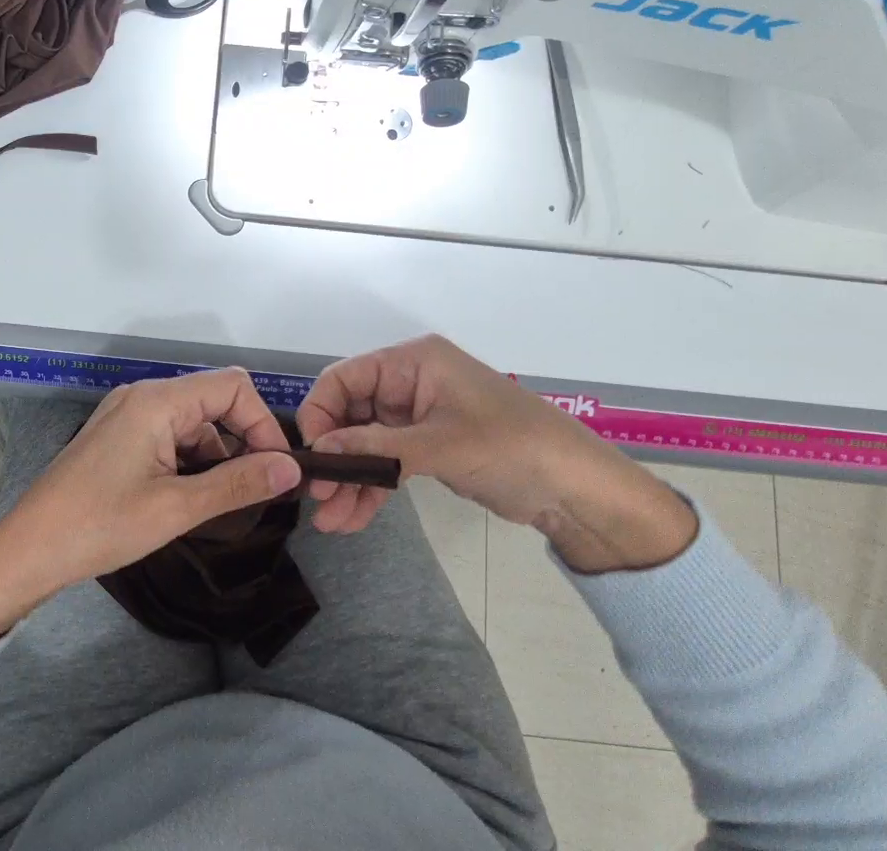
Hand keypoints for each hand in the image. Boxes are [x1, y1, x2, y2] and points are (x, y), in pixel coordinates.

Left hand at [0, 369, 302, 647]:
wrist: (30, 549)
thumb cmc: (100, 526)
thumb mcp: (176, 508)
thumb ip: (237, 483)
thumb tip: (291, 469)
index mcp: (156, 401)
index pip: (232, 387)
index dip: (262, 423)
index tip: (277, 469)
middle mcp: (141, 397)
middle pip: (213, 402)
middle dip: (242, 441)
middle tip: (258, 489)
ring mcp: (126, 416)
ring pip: (193, 423)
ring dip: (216, 457)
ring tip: (225, 502)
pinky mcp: (118, 438)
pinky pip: (169, 437)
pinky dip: (190, 462)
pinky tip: (193, 498)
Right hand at [296, 335, 695, 571]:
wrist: (577, 490)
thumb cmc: (513, 449)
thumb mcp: (440, 446)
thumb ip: (375, 447)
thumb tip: (318, 451)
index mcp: (413, 363)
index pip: (344, 379)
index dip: (320, 414)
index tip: (310, 456)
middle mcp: (409, 384)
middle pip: (349, 415)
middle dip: (333, 458)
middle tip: (317, 499)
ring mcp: (416, 418)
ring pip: (363, 446)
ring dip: (347, 482)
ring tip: (331, 522)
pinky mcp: (425, 449)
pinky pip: (384, 465)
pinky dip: (369, 490)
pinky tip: (352, 520)